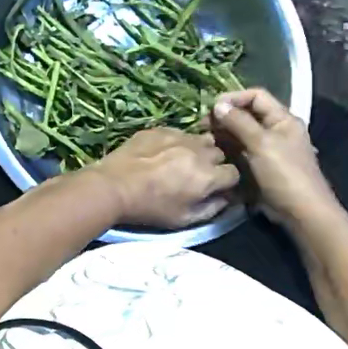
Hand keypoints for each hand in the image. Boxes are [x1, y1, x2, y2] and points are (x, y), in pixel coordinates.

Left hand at [84, 128, 240, 229]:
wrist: (113, 186)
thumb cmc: (149, 208)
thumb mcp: (184, 219)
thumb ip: (212, 209)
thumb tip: (227, 199)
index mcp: (207, 175)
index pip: (234, 173)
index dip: (226, 182)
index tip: (216, 188)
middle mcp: (198, 151)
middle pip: (220, 153)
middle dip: (213, 164)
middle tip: (197, 175)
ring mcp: (178, 136)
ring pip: (200, 139)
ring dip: (197, 150)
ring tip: (182, 161)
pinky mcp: (160, 129)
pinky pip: (178, 133)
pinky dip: (176, 142)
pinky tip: (162, 153)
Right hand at [207, 89, 340, 227]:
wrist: (301, 212)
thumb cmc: (285, 174)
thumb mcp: (261, 144)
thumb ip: (239, 122)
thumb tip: (218, 105)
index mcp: (283, 119)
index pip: (256, 96)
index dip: (234, 98)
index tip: (212, 107)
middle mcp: (276, 130)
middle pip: (247, 113)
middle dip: (225, 116)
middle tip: (202, 124)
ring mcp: (267, 148)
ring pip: (241, 132)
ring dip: (223, 132)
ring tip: (204, 138)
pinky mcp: (260, 164)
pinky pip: (240, 149)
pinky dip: (227, 147)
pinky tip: (213, 151)